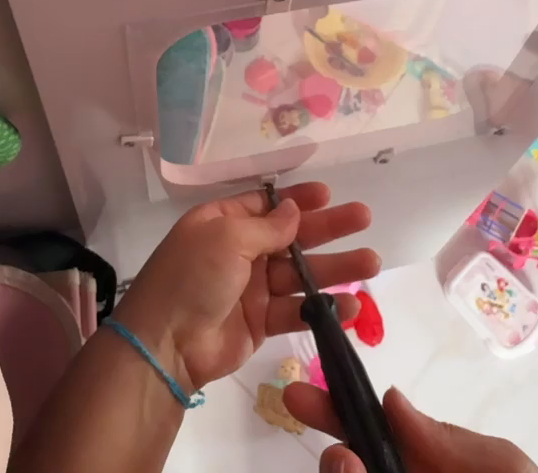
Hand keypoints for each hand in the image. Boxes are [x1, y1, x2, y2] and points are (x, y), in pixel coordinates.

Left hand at [112, 182, 377, 391]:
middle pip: (291, 236)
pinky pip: (297, 310)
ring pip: (300, 274)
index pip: (266, 204)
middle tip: (364, 218)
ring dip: (335, 268)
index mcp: (223, 222)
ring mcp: (251, 288)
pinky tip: (353, 305)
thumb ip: (266, 227)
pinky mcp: (260, 322)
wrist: (166, 343)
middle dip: (327, 228)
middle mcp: (239, 251)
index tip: (329, 193)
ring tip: (371, 262)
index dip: (298, 199)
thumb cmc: (192, 276)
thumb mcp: (226, 238)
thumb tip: (294, 210)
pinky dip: (324, 307)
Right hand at [284, 385, 537, 472]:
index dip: (334, 410)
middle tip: (342, 461)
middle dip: (335, 461)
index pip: (370, 431)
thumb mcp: (504, 471)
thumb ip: (449, 440)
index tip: (297, 395)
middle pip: (347, 469)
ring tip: (360, 471)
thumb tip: (390, 399)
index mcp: (424, 465)